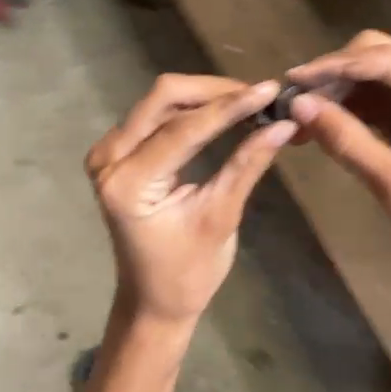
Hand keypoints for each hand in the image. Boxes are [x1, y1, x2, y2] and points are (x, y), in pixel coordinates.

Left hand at [85, 75, 294, 326]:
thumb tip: (284, 124)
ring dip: (202, 96)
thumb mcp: (221, 218)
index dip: (229, 105)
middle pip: (161, 98)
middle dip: (213, 91)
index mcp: (128, 183)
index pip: (183, 129)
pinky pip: (153, 116)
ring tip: (248, 100)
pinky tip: (221, 111)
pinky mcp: (115, 152)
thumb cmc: (187, 273)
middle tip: (259, 94)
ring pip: (158, 102)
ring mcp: (106, 153)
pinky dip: (188, 110)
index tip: (270, 90)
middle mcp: (107, 159)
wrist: (151, 301)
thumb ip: (246, 165)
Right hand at [287, 32, 390, 299]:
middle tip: (294, 102)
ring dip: (340, 92)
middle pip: (385, 57)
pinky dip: (353, 109)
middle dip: (337, 76)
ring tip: (302, 117)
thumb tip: (296, 104)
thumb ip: (346, 139)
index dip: (336, 66)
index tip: (291, 79)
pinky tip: (324, 124)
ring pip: (380, 76)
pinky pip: (385, 101)